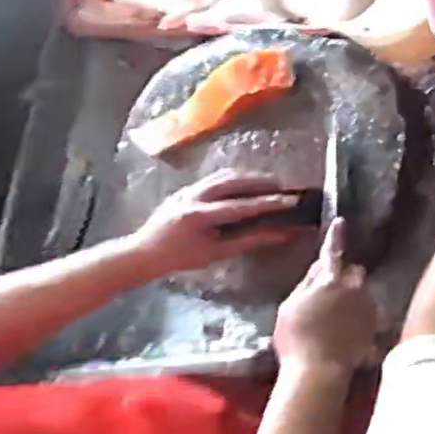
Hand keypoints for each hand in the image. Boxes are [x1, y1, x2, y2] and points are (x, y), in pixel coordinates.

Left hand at [127, 170, 303, 275]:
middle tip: (285, 187)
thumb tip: (282, 234)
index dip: (269, 202)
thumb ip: (250, 241)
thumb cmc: (180, 258)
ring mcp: (189, 188)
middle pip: (235, 181)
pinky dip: (236, 178)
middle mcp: (193, 196)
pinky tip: (248, 182)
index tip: (291, 200)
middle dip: (262, 182)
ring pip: (226, 175)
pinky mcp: (188, 187)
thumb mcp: (217, 252)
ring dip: (250, 177)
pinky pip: (216, 177)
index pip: (242, 205)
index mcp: (198, 215)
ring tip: (271, 182)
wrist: (142, 253)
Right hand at [273, 218, 376, 376]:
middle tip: (328, 298)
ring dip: (351, 300)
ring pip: (360, 293)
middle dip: (344, 279)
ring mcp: (368, 305)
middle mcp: (354, 287)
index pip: (333, 251)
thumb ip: (307, 283)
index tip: (340, 222)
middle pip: (353, 273)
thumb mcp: (290, 306)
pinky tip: (344, 334)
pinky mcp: (375, 323)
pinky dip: (357, 318)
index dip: (335, 236)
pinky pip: (366, 313)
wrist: (321, 370)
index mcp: (331, 279)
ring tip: (334, 324)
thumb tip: (318, 267)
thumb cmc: (297, 338)